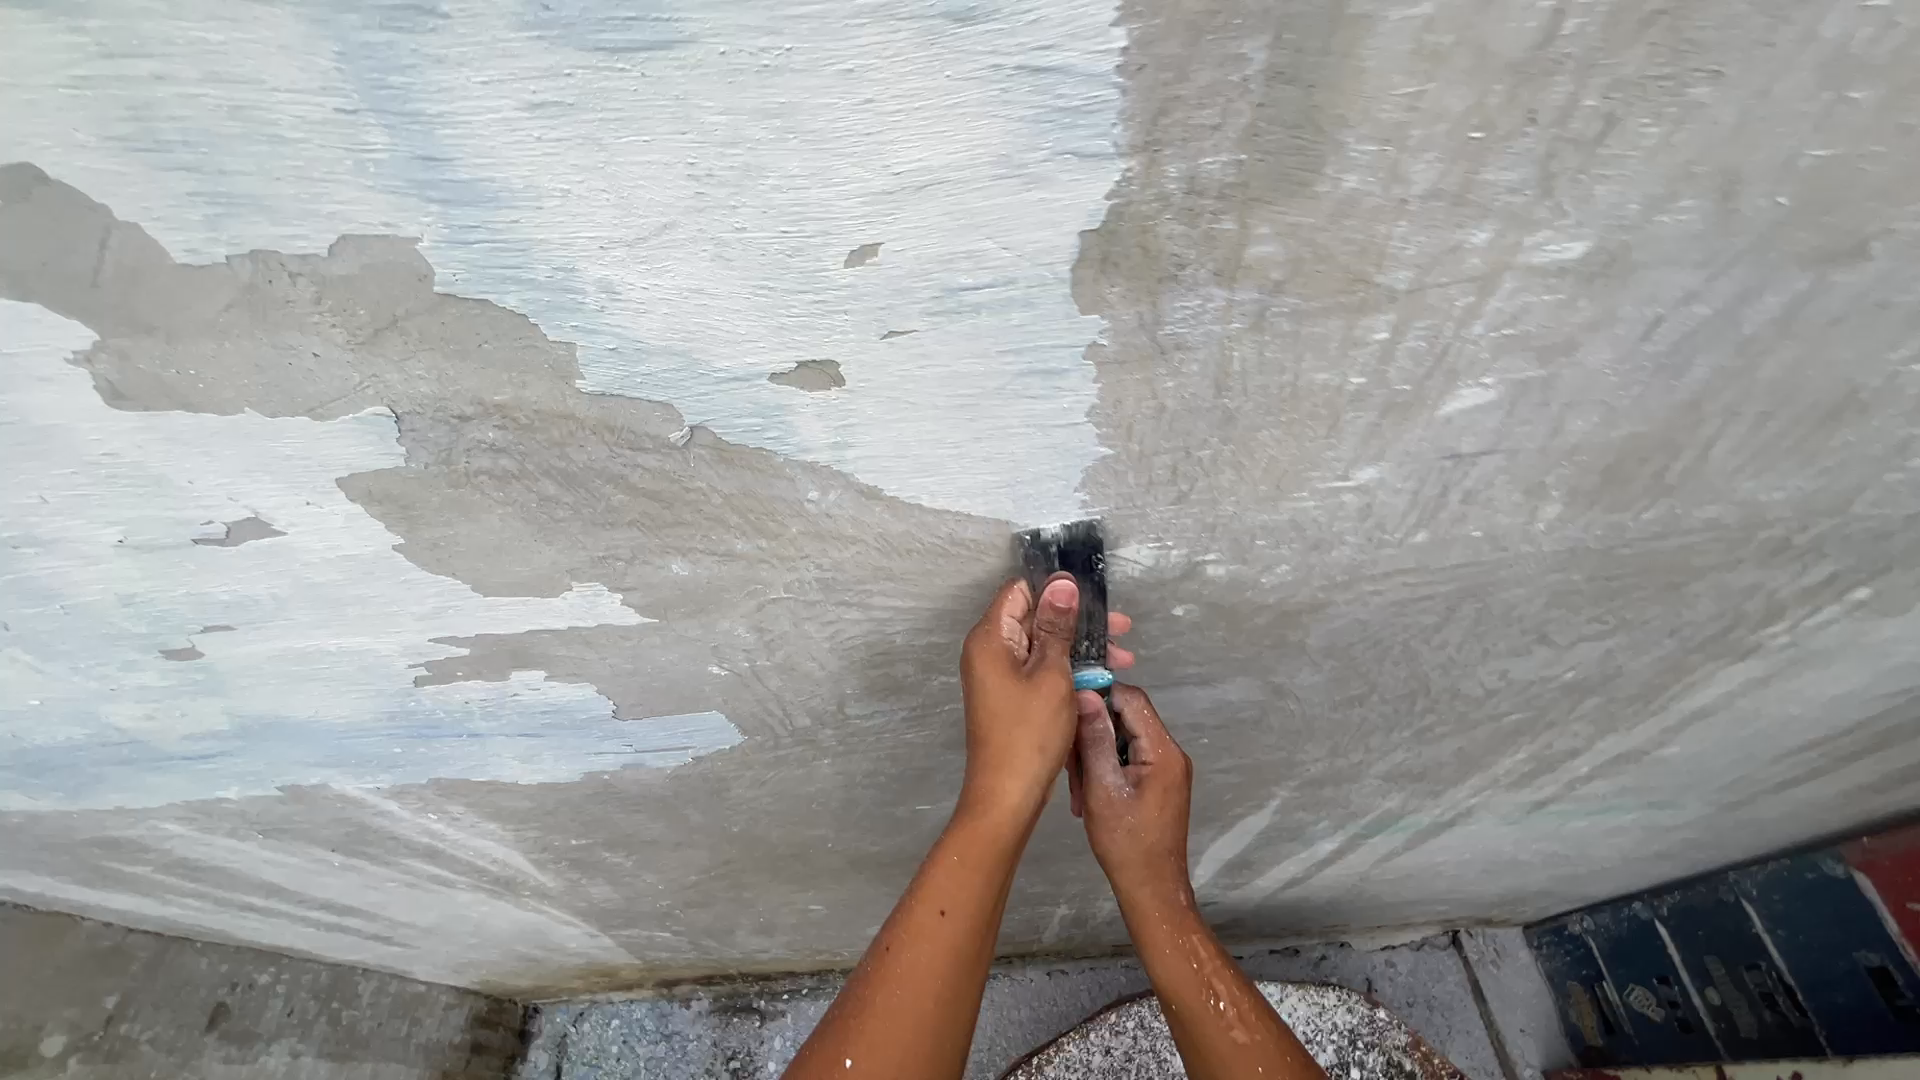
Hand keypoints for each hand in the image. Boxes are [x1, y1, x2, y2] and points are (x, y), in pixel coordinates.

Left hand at [959, 575, 1134, 820]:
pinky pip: (1040, 668)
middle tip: (1122, 629)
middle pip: (1034, 617)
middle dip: (1077, 621)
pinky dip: (1068, 669)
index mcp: (990, 638)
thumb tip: (1062, 582)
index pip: (1020, 591)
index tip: (1094, 598)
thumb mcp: (1051, 674)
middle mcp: (989, 650)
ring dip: (1080, 648)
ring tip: (1122, 658)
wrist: (1008, 795)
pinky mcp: (1011, 694)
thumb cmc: (1030, 733)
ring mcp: (999, 674)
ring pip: (1042, 645)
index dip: (1056, 590)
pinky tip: (1103, 677)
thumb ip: (1057, 627)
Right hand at [1069, 684, 1195, 905]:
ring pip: (1123, 739)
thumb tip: (1085, 694)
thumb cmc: (1125, 841)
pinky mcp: (1158, 782)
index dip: (1098, 695)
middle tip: (1068, 761)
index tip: (1067, 707)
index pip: (1131, 698)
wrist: (1151, 890)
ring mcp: (1166, 768)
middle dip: (1092, 733)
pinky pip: (1127, 758)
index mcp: (1163, 750)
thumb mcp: (1102, 787)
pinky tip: (1087, 793)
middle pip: (1126, 718)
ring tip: (1077, 786)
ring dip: (1094, 755)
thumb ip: (1095, 739)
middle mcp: (1170, 753)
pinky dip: (1104, 769)